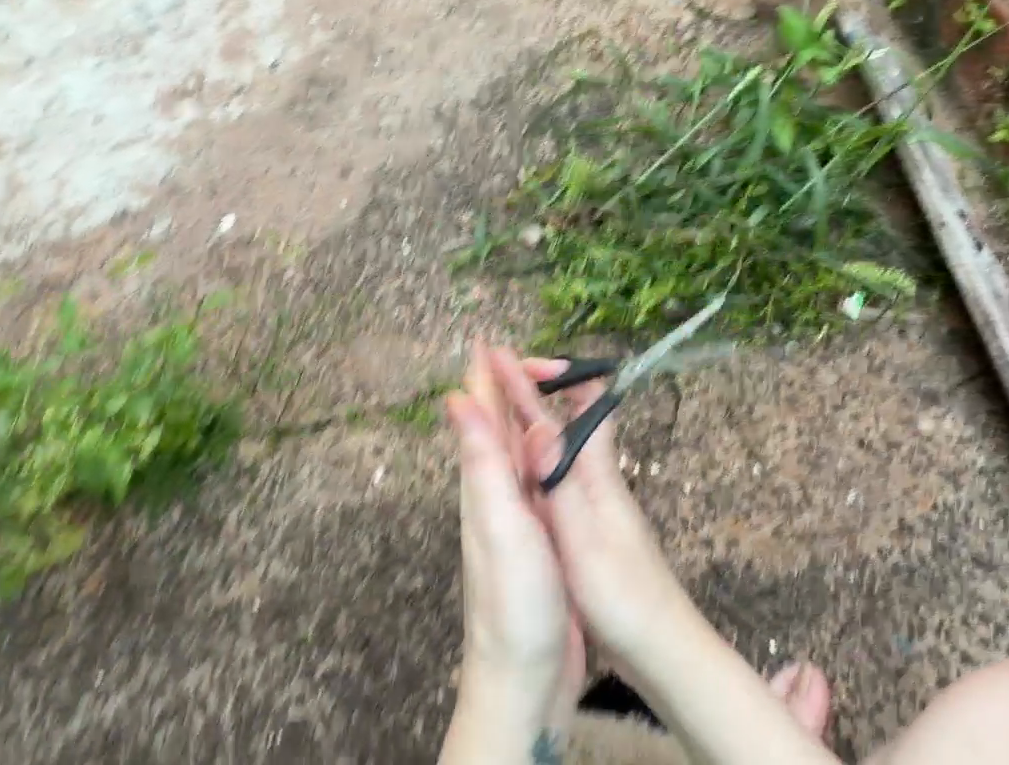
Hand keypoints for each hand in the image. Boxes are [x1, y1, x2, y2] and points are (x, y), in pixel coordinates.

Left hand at [442, 343, 584, 757]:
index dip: (487, 372)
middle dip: (508, 384)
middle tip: (522, 351)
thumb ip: (481, 460)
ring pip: (519, 447)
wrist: (526, 674)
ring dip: (525, 411)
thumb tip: (455, 395)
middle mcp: (497, 491)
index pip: (482, 411)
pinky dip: (545, 448)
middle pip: (501, 423)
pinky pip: (540, 475)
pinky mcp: (539, 534)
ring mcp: (517, 514)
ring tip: (535, 386)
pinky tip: (553, 451)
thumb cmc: (514, 602)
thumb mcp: (498, 523)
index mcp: (485, 482)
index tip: (489, 335)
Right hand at [492, 351, 693, 668]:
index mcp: (598, 476)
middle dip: (529, 387)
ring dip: (527, 416)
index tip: (515, 361)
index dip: (557, 374)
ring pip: (557, 445)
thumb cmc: (624, 599)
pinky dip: (530, 454)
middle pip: (565, 418)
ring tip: (493, 401)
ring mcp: (593, 502)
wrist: (662, 648)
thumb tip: (539, 424)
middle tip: (490, 365)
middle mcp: (596, 479)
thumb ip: (561, 485)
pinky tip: (514, 465)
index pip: (587, 402)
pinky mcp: (586, 526)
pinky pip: (553, 473)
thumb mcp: (585, 543)